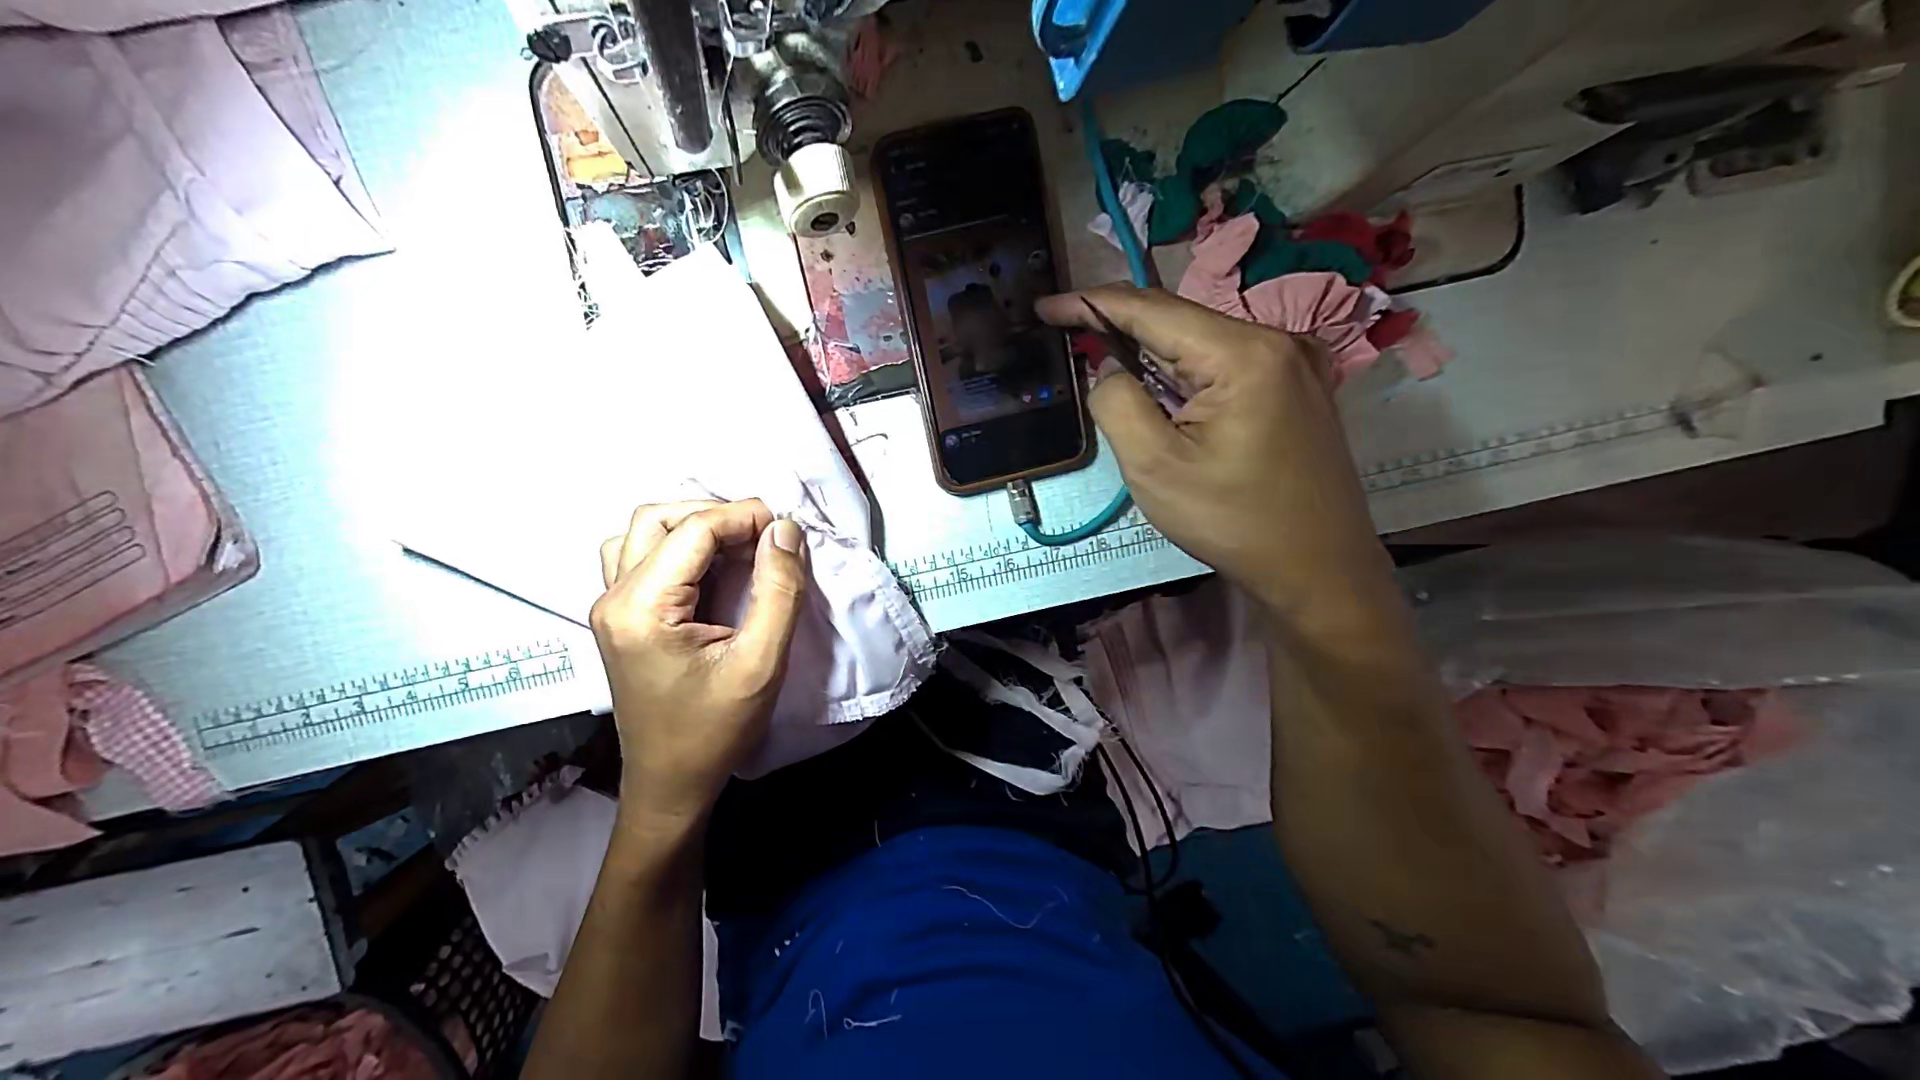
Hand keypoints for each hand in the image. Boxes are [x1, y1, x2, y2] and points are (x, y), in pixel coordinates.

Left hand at [590, 500, 807, 827]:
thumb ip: (779, 592)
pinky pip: (642, 556)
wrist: (671, 784)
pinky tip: (712, 568)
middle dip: (718, 515)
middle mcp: (613, 598)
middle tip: (765, 538)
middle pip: (659, 519)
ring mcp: (611, 606)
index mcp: (641, 609)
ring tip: (739, 547)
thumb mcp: (761, 664)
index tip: (787, 532)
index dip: (744, 517)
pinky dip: (680, 546)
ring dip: (694, 526)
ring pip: (645, 531)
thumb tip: (786, 531)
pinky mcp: (622, 616)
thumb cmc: (715, 732)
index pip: (693, 529)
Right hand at [1037, 285, 1385, 616]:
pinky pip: (1227, 365)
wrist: (1318, 569)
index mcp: (1244, 353)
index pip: (1151, 309)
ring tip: (1113, 376)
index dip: (1092, 303)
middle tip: (1072, 340)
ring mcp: (1296, 363)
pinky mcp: (1299, 388)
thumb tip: (1110, 367)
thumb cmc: (1233, 522)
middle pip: (1180, 323)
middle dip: (1122, 330)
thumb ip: (1117, 403)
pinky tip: (1167, 398)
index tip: (1047, 306)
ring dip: (1154, 359)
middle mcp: (1278, 341)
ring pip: (1202, 346)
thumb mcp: (1154, 467)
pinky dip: (1187, 376)